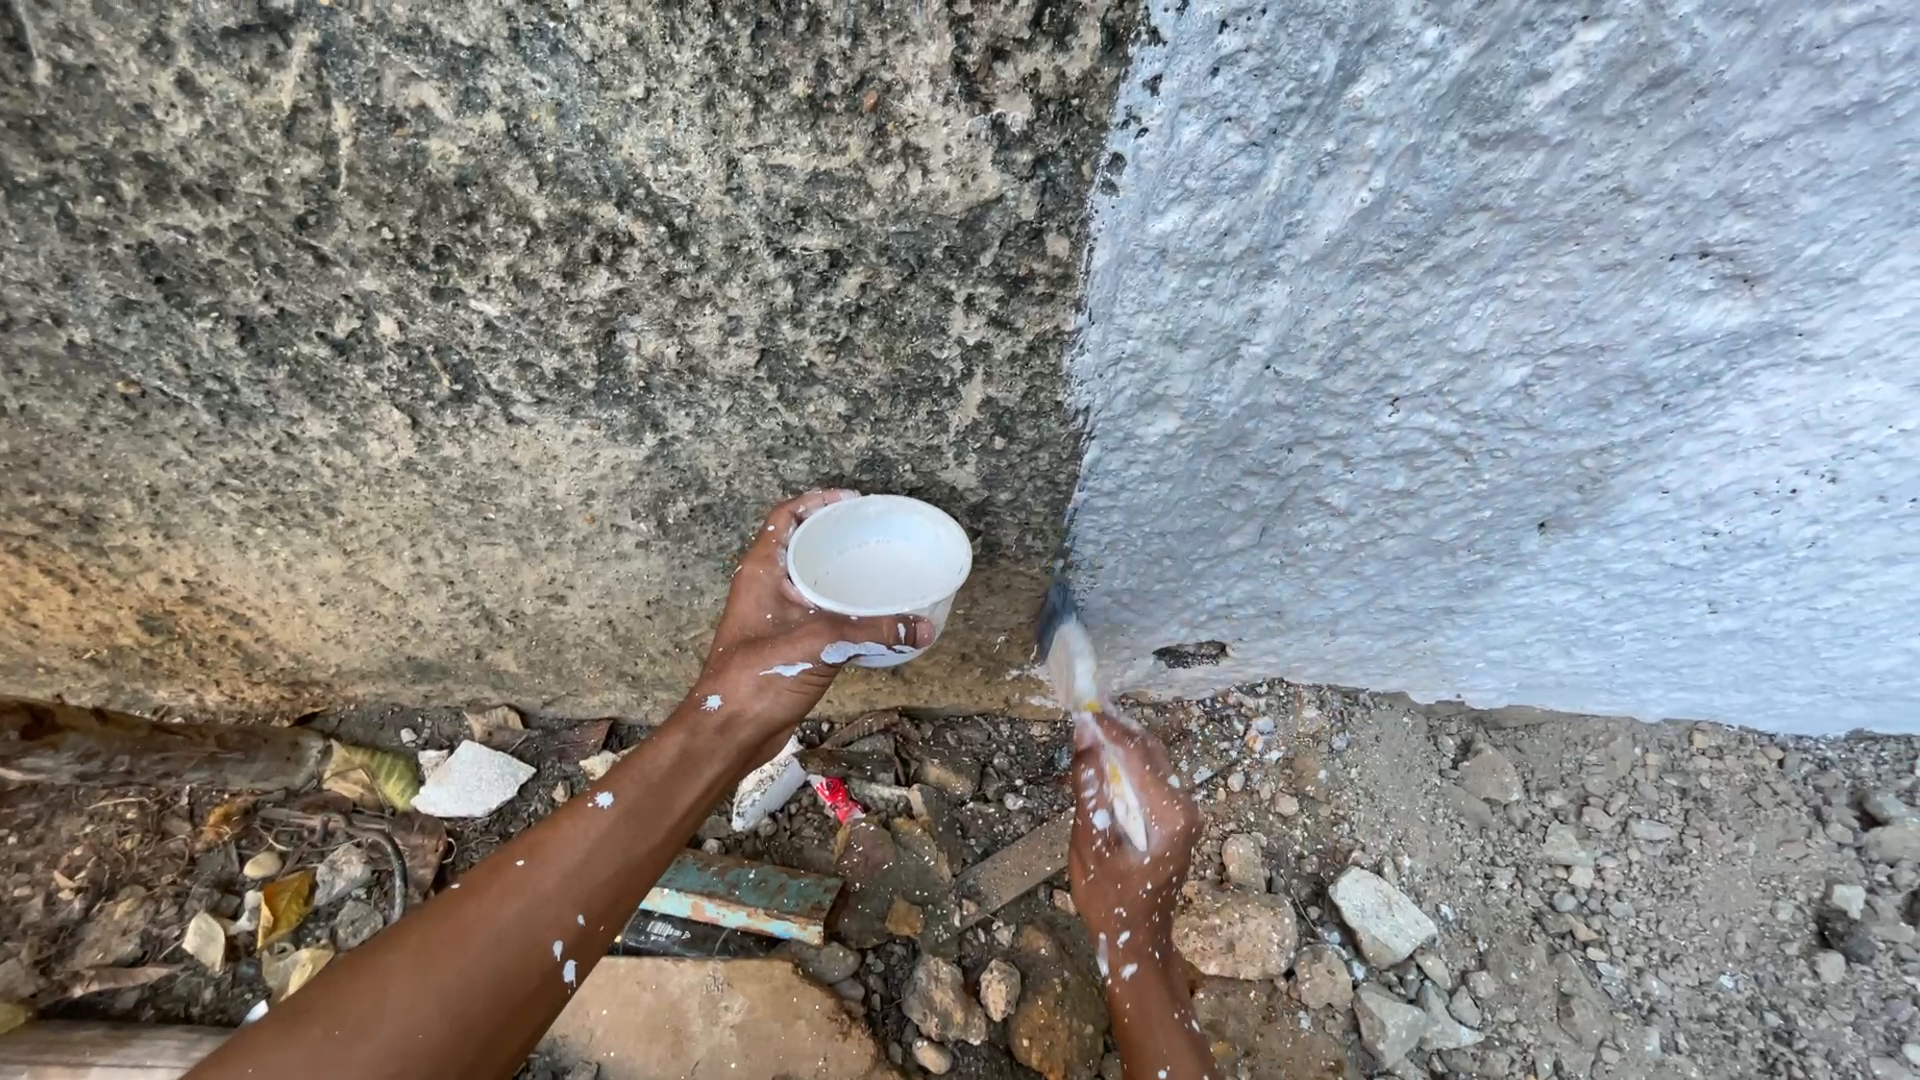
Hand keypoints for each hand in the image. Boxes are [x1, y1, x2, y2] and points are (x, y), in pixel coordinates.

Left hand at [690, 490, 933, 766]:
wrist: (730, 733)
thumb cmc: (756, 680)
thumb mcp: (818, 642)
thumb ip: (872, 631)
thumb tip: (921, 627)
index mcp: (762, 572)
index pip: (785, 517)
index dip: (816, 500)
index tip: (851, 501)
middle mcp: (768, 588)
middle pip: (802, 545)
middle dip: (835, 534)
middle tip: (873, 533)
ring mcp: (778, 618)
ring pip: (814, 581)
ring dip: (842, 573)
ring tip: (880, 568)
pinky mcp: (791, 645)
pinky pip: (823, 614)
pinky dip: (847, 609)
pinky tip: (875, 615)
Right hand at [1068, 708, 1201, 967]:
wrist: (1137, 941)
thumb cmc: (1110, 899)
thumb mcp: (1090, 844)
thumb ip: (1089, 789)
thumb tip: (1085, 738)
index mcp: (1169, 814)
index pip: (1136, 754)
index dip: (1108, 729)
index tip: (1082, 709)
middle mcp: (1186, 807)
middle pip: (1149, 751)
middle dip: (1116, 730)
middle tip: (1085, 712)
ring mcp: (1185, 813)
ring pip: (1152, 761)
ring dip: (1122, 744)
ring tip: (1091, 729)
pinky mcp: (1177, 818)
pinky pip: (1152, 777)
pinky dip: (1128, 763)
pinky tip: (1105, 759)